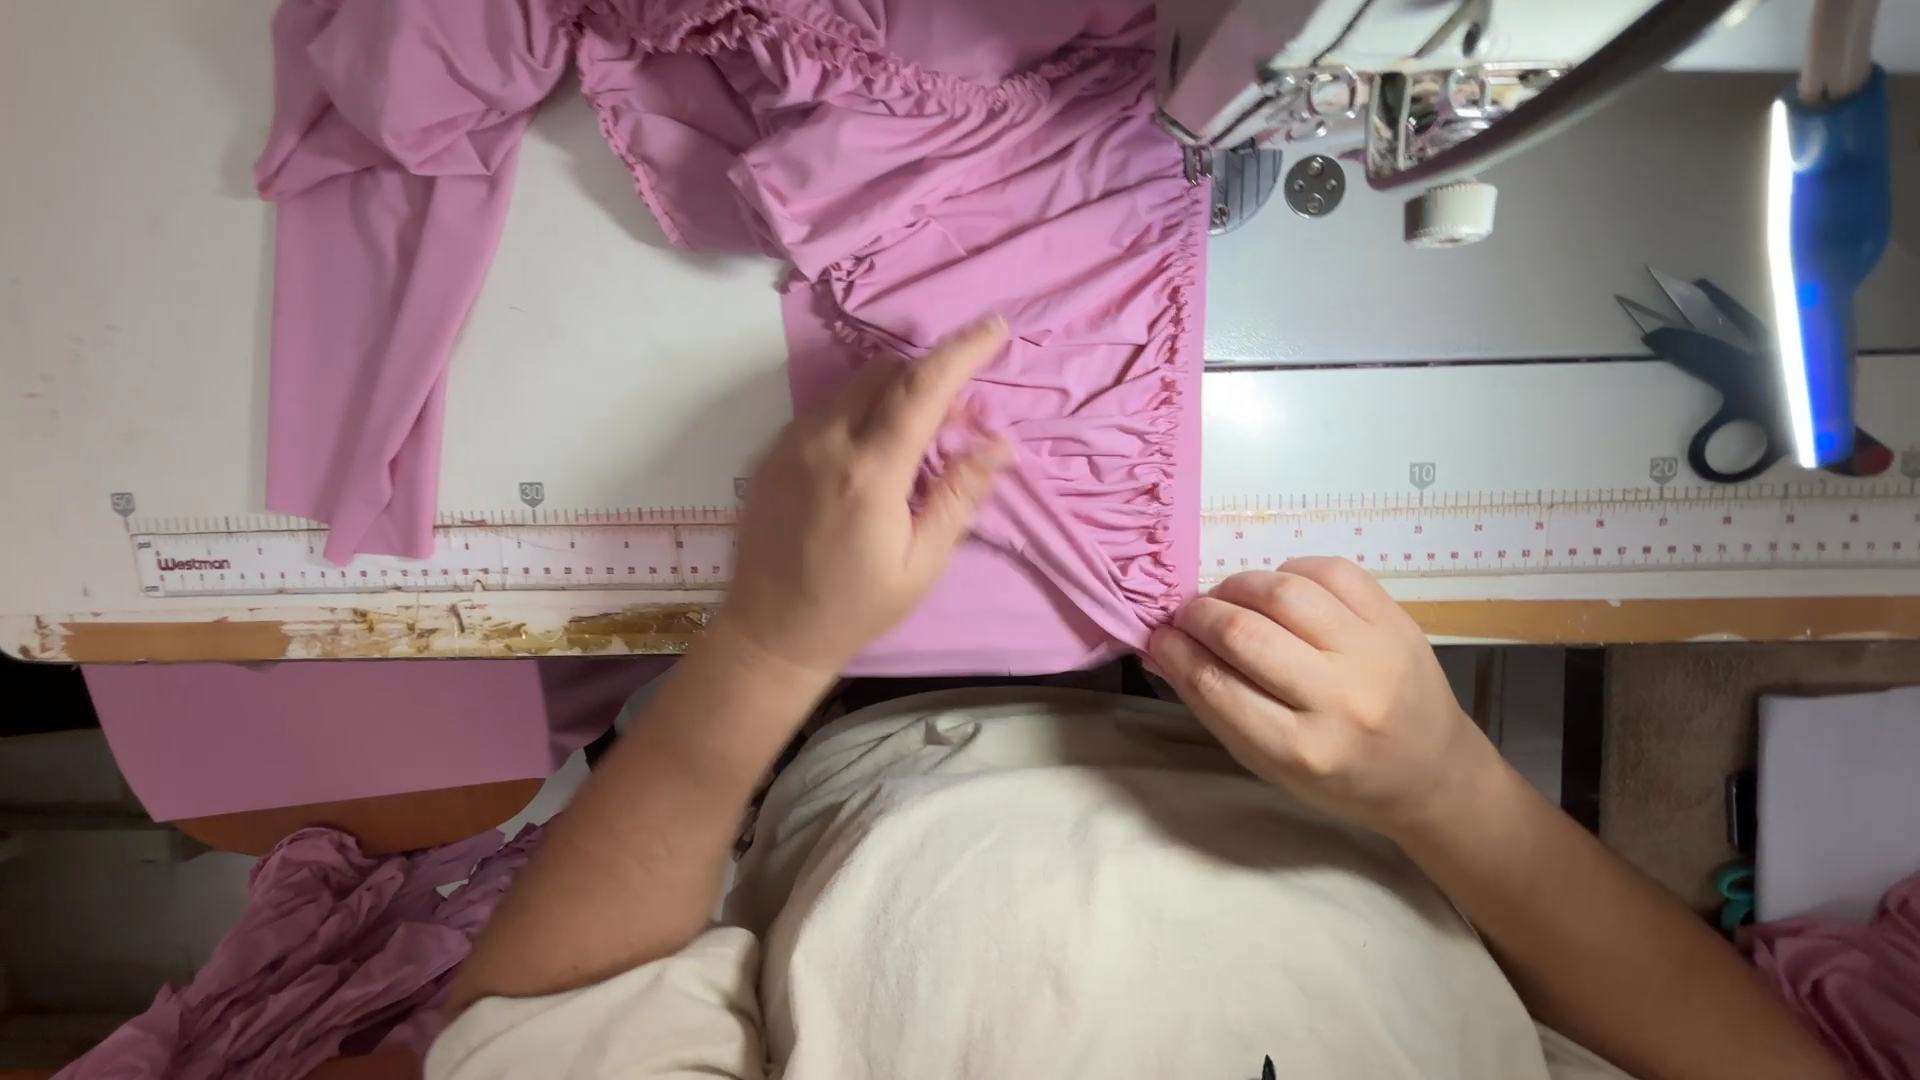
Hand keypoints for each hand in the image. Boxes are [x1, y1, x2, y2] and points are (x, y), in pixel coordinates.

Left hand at [714, 317, 1014, 681]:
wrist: (768, 630)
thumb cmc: (855, 607)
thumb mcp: (921, 563)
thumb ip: (959, 496)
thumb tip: (999, 443)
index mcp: (869, 473)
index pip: (923, 388)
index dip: (963, 351)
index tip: (995, 328)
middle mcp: (825, 442)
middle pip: (888, 372)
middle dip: (932, 375)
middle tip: (960, 416)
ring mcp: (792, 441)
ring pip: (856, 385)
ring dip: (898, 393)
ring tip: (921, 439)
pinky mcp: (774, 450)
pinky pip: (829, 408)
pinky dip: (864, 410)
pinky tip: (875, 452)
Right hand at [1148, 558, 1503, 838]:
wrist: (1433, 774)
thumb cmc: (1337, 778)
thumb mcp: (1266, 761)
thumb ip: (1211, 704)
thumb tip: (1160, 647)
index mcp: (1301, 749)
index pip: (1214, 684)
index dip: (1174, 650)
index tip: (1160, 636)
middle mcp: (1341, 700)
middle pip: (1244, 633)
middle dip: (1199, 615)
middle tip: (1189, 616)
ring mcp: (1375, 654)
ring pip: (1285, 592)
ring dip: (1238, 586)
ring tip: (1228, 599)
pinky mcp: (1398, 621)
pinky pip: (1331, 570)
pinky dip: (1289, 571)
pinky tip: (1279, 592)